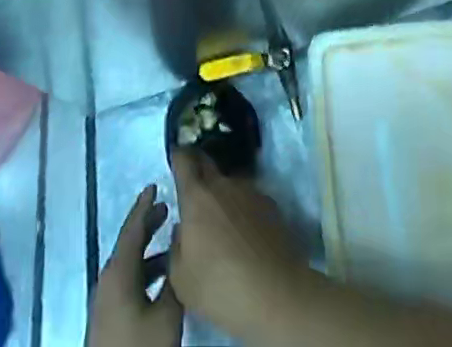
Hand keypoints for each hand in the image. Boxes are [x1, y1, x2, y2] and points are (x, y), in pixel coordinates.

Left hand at [88, 184, 182, 346]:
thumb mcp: (166, 314)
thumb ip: (173, 282)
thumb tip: (179, 258)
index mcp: (118, 271)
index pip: (132, 229)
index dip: (144, 206)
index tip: (155, 184)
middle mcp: (108, 279)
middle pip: (128, 242)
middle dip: (147, 224)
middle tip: (167, 208)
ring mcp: (106, 299)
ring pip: (129, 262)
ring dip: (149, 250)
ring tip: (172, 243)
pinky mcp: (109, 316)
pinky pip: (127, 279)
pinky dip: (144, 269)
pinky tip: (162, 277)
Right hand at [166, 149, 310, 337]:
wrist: (276, 295)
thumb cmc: (219, 287)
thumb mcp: (180, 277)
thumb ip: (176, 246)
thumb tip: (182, 229)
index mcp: (196, 196)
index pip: (184, 160)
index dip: (178, 156)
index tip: (175, 158)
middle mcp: (224, 185)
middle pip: (207, 164)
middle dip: (198, 168)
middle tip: (192, 186)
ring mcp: (251, 192)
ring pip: (230, 184)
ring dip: (222, 193)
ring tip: (222, 220)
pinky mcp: (272, 206)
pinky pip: (250, 200)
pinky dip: (243, 209)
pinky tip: (245, 233)